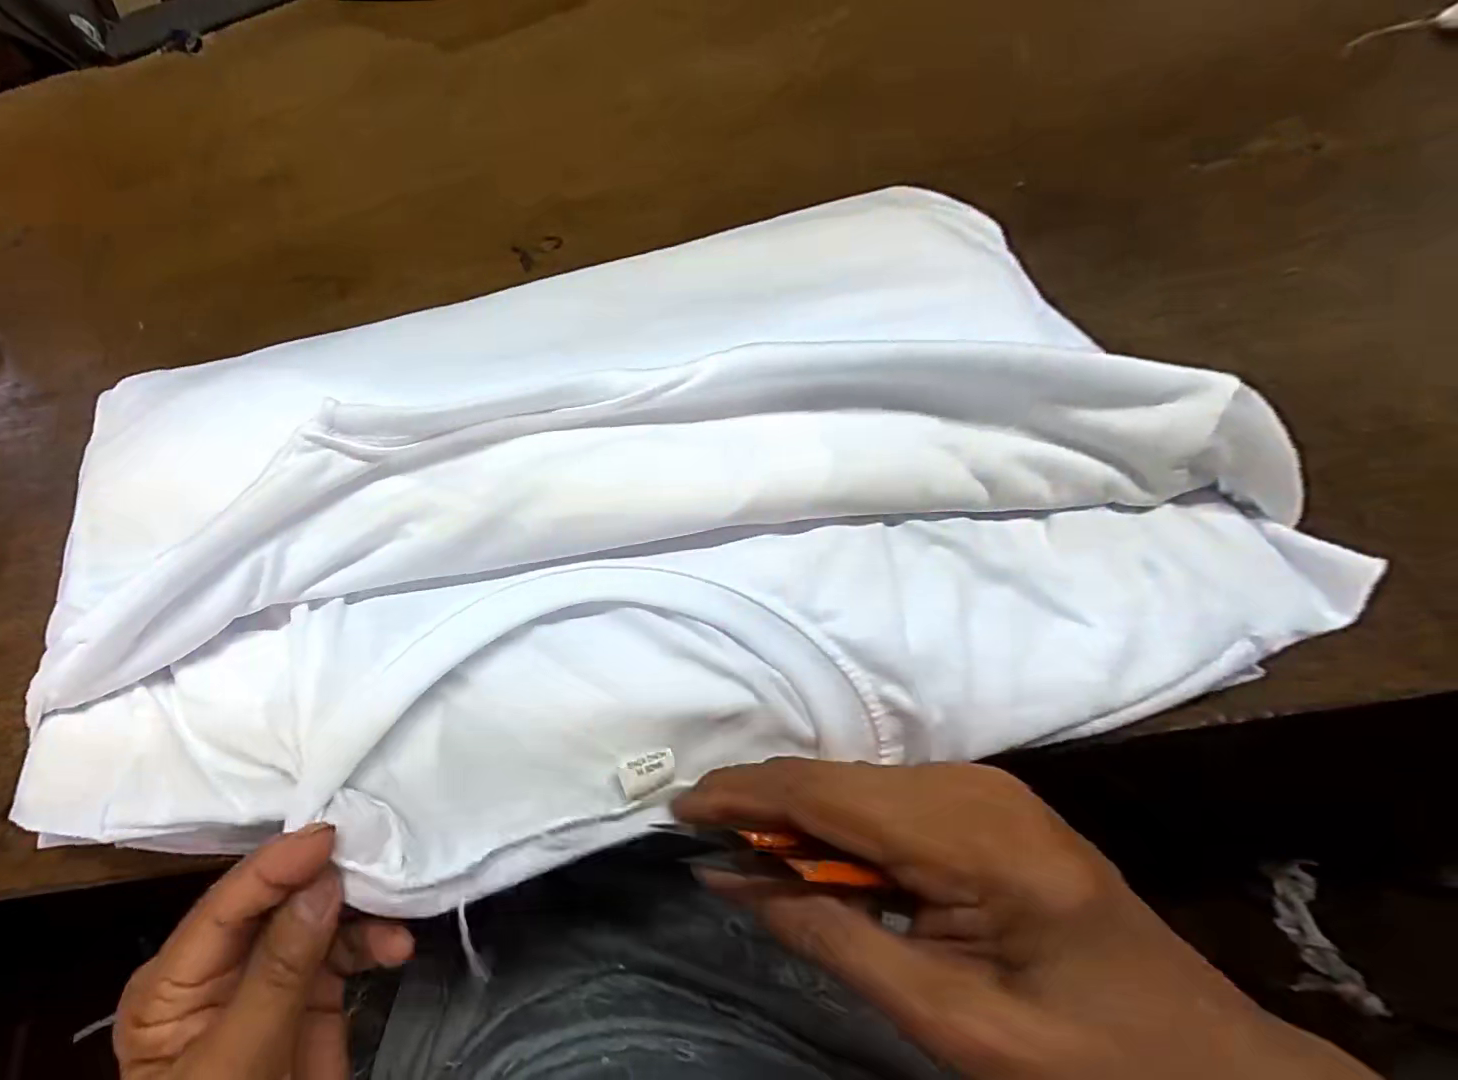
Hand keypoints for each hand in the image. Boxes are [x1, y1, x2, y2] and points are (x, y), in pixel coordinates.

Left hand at [114, 823, 413, 1079]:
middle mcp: (221, 965)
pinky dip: (371, 943)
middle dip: (321, 877)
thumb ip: (278, 971)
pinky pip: (343, 951)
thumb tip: (322, 883)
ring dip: (358, 911)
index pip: (224, 905)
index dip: (274, 867)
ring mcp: (269, 976)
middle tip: (366, 853)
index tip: (326, 836)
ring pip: (315, 918)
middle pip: (274, 901)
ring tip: (392, 907)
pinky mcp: (311, 993)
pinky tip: (396, 946)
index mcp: (173, 980)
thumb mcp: (238, 1062)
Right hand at [674, 758, 1376, 1079]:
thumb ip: (831, 938)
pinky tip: (815, 857)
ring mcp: (979, 786)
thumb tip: (730, 878)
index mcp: (976, 838)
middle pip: (828, 778)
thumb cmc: (1091, 1064)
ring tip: (752, 855)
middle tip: (704, 837)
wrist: (1220, 1072)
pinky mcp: (979, 800)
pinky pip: (875, 796)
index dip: (741, 796)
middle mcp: (971, 787)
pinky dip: (830, 822)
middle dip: (758, 803)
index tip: (678, 810)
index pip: (823, 794)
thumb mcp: (952, 1024)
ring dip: (791, 814)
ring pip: (845, 781)